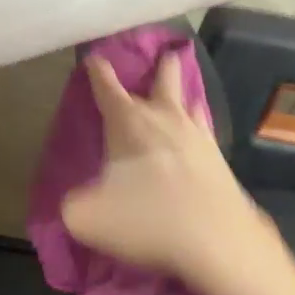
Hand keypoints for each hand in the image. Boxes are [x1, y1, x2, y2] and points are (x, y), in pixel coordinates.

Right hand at [62, 54, 277, 292]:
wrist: (217, 241)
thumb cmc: (147, 219)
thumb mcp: (87, 217)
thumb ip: (74, 204)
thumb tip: (78, 201)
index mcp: (129, 122)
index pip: (106, 87)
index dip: (97, 71)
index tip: (92, 57)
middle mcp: (165, 119)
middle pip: (164, 78)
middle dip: (160, 65)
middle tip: (162, 53)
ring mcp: (198, 137)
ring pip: (191, 103)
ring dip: (182, 96)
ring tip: (179, 99)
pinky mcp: (220, 161)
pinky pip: (204, 134)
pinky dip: (196, 131)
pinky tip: (195, 143)